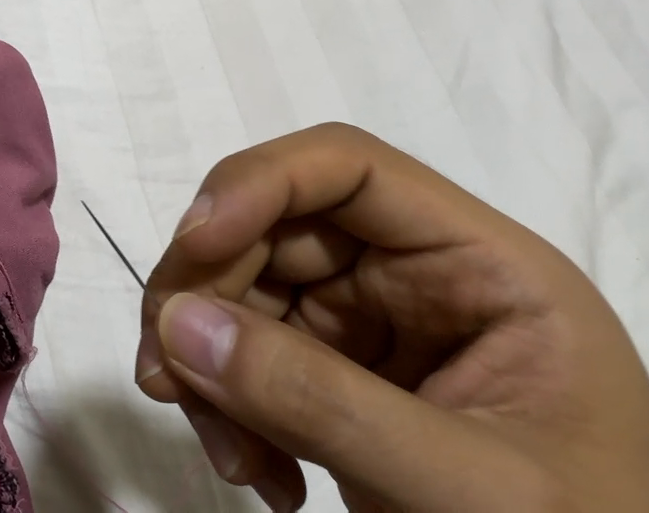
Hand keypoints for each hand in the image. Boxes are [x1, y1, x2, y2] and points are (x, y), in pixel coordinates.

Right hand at [135, 123, 648, 512]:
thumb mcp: (474, 492)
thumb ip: (325, 403)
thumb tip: (177, 322)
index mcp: (481, 266)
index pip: (348, 169)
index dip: (257, 184)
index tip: (193, 247)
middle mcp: (413, 278)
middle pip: (268, 233)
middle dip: (206, 298)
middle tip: (166, 377)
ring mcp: (366, 328)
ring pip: (237, 295)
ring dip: (204, 365)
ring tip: (228, 457)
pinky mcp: (332, 379)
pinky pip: (241, 359)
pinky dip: (224, 408)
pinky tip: (254, 472)